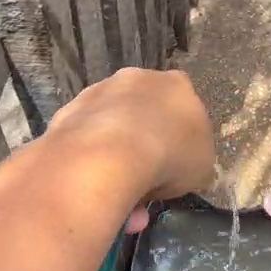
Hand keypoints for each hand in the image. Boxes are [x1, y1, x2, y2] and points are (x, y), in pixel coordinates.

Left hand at [44, 68, 215, 228]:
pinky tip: (93, 184)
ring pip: (112, 125)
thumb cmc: (170, 157)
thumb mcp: (202, 168)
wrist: (110, 154)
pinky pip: (85, 138)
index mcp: (178, 86)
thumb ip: (193, 160)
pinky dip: (90, 158)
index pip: (183, 108)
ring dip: (116, 153)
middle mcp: (139, 79)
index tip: (174, 164)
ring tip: (117, 191)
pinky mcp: (69, 110)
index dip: (179, 138)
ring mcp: (100, 91)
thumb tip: (180, 170)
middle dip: (145, 143)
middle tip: (145, 180)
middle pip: (145, 112)